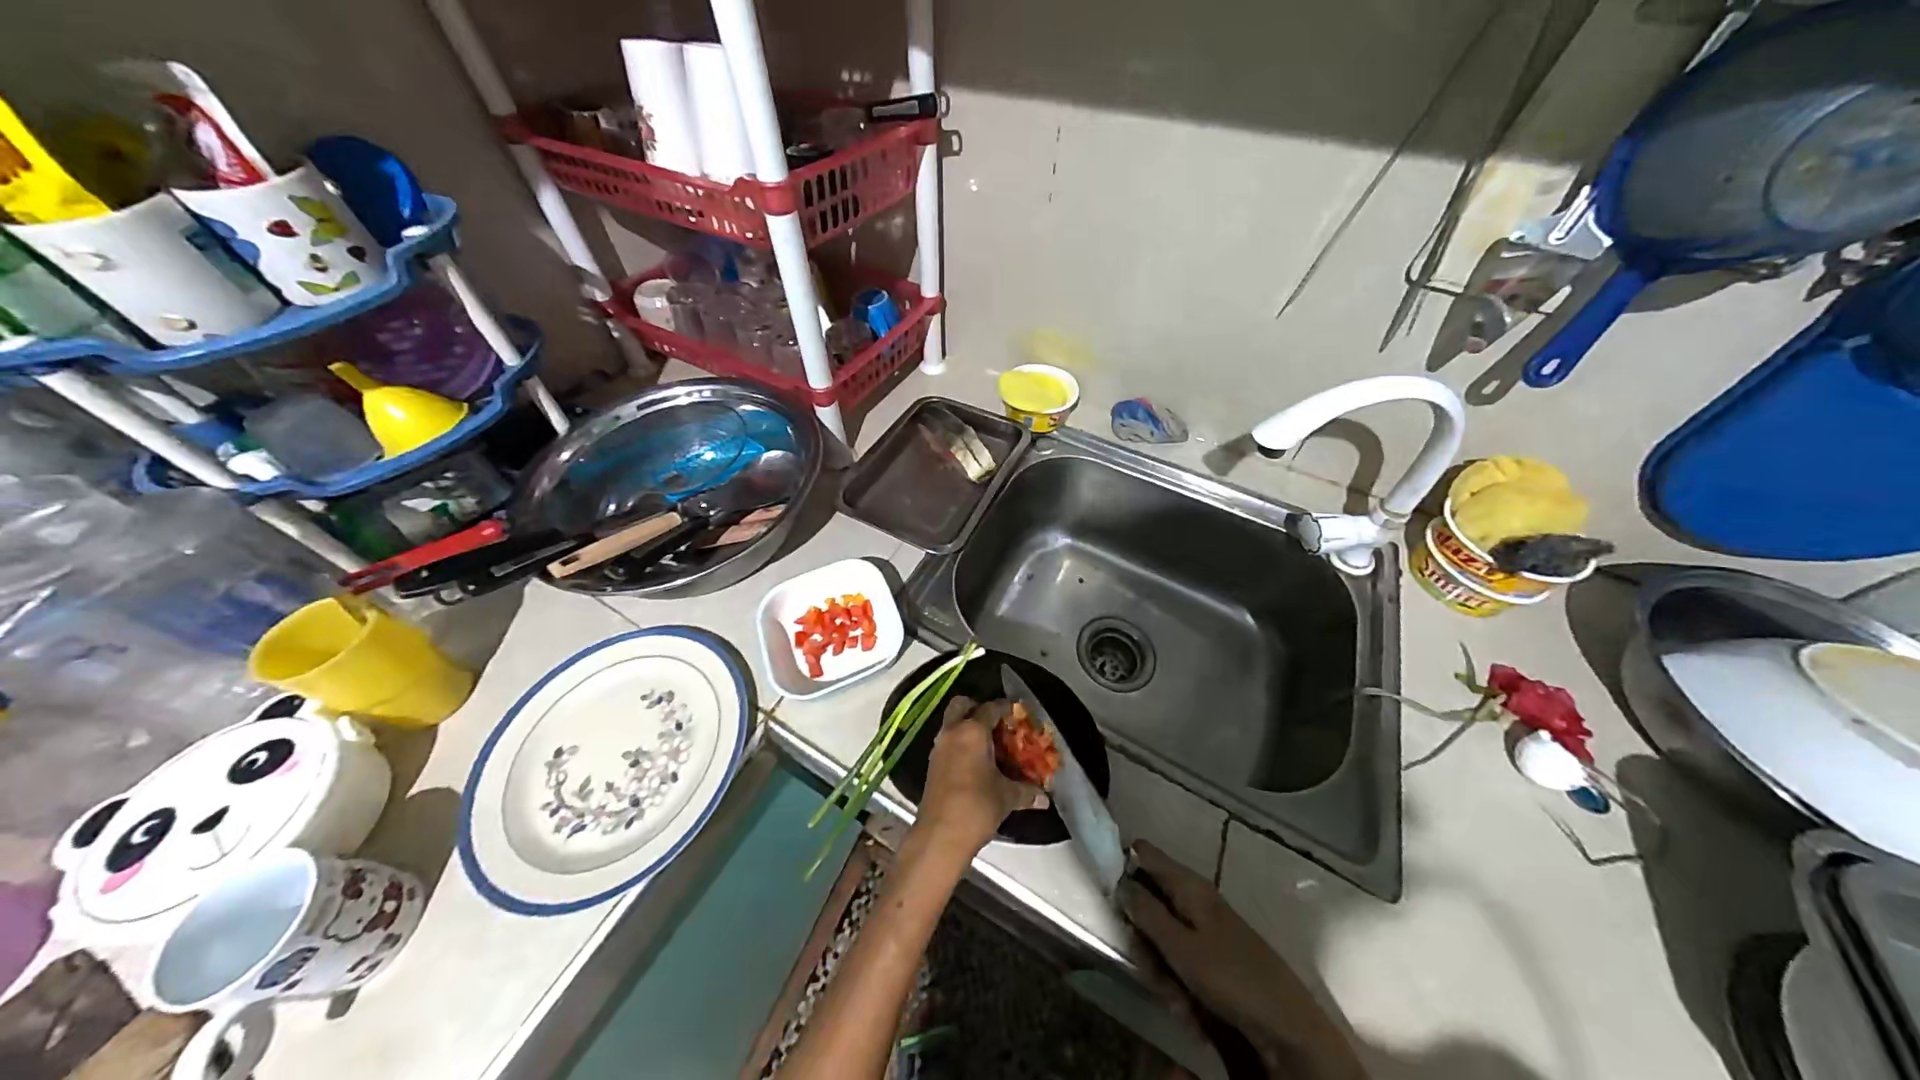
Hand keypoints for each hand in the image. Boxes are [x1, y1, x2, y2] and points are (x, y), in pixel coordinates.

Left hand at [917, 696, 1040, 851]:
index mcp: (972, 731)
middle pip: (962, 705)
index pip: (991, 708)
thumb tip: (1044, 796)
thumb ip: (1026, 791)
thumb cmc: (976, 806)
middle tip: (997, 723)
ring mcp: (939, 748)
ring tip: (990, 744)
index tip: (1018, 714)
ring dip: (968, 727)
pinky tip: (976, 762)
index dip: (1006, 708)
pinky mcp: (932, 764)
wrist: (940, 835)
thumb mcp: (1007, 797)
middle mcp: (952, 732)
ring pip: (952, 723)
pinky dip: (960, 744)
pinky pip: (948, 742)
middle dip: (978, 708)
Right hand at [1119, 842, 1367, 1079]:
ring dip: (1162, 968)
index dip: (1123, 863)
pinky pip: (1183, 961)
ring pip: (1164, 937)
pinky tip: (1189, 1009)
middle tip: (1149, 966)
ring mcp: (1208, 928)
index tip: (1107, 890)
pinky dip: (1180, 983)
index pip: (1146, 854)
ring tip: (1176, 998)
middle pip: (1151, 901)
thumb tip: (1119, 881)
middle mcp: (1198, 899)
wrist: (1288, 1026)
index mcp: (1190, 886)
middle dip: (1143, 937)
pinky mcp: (1216, 956)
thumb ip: (1146, 912)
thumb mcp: (1180, 947)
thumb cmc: (1231, 977)